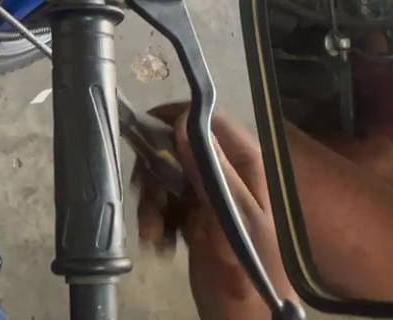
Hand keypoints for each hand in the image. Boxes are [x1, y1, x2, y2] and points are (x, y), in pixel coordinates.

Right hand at [135, 104, 294, 319]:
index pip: (208, 121)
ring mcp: (212, 196)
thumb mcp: (233, 221)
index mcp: (246, 166)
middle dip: (157, 171)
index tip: (145, 132)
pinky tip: (158, 243)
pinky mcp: (197, 218)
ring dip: (153, 200)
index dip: (175, 119)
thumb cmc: (248, 273)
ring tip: (152, 234)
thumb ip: (212, 171)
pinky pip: (167, 202)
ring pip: (169, 174)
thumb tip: (183, 122)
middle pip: (180, 147)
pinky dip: (157, 218)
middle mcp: (228, 173)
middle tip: (145, 196)